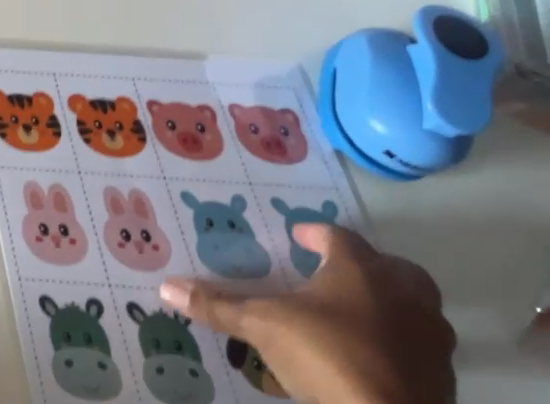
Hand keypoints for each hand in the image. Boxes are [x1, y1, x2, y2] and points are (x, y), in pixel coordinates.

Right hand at [160, 223, 454, 403]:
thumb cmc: (324, 354)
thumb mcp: (259, 326)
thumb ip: (217, 305)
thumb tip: (166, 287)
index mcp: (360, 272)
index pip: (340, 237)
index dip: (317, 234)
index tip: (298, 236)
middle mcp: (403, 297)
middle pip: (396, 268)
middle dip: (369, 265)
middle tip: (335, 270)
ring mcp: (430, 337)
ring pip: (418, 307)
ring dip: (390, 303)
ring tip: (352, 312)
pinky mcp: (441, 375)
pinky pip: (421, 344)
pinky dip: (398, 340)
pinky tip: (370, 352)